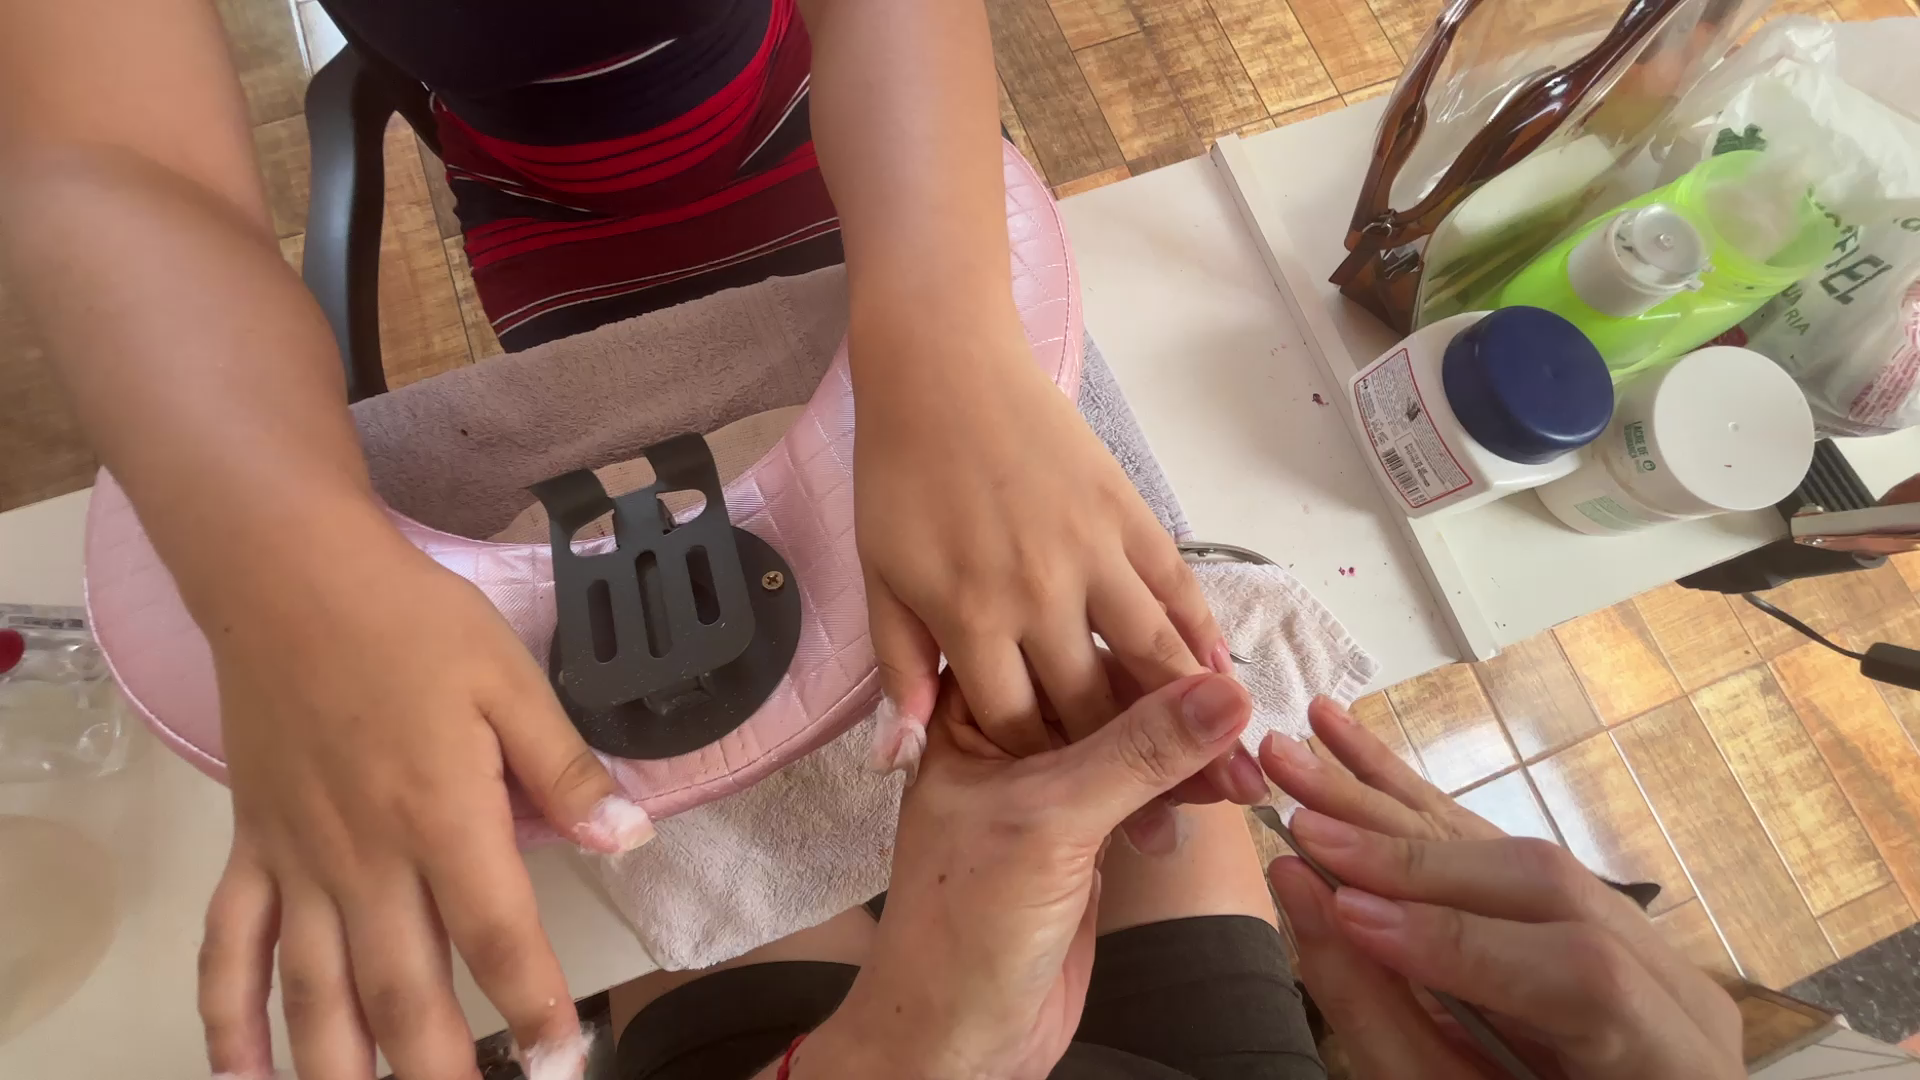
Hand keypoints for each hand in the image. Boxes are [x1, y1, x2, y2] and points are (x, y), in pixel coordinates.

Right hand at [197, 536, 648, 1079]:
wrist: (300, 586)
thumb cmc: (423, 631)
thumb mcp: (517, 688)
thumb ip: (568, 773)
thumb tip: (630, 838)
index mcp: (445, 819)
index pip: (498, 933)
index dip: (532, 1002)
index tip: (560, 1062)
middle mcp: (366, 860)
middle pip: (405, 987)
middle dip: (444, 1064)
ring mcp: (297, 860)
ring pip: (316, 993)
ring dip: (345, 1068)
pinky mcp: (251, 844)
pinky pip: (230, 949)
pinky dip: (228, 1021)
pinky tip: (244, 1074)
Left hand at [792, 670, 1253, 1079]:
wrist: (958, 1037)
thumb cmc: (969, 916)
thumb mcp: (1051, 820)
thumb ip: (1137, 754)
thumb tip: (1227, 692)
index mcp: (973, 704)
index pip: (1064, 645)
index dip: (1142, 652)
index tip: (1217, 667)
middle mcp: (1008, 728)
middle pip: (1106, 691)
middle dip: (1177, 713)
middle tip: (1241, 739)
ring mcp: (1047, 777)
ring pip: (1131, 740)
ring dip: (1190, 756)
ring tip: (1240, 785)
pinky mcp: (1081, 822)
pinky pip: (1141, 785)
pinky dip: (1181, 790)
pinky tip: (1215, 799)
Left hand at [851, 311, 1265, 827]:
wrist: (945, 372)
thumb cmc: (900, 478)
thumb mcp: (880, 578)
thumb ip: (901, 669)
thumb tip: (901, 757)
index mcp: (971, 619)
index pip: (1020, 728)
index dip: (1046, 773)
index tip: (1069, 799)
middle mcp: (1041, 596)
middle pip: (1092, 706)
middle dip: (1124, 767)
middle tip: (1158, 808)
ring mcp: (1094, 551)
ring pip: (1152, 655)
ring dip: (1184, 715)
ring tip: (1210, 758)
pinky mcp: (1129, 512)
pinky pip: (1177, 587)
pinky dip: (1202, 634)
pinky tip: (1219, 671)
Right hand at [1259, 699, 1742, 1079]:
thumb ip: (1368, 999)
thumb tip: (1293, 877)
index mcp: (1667, 1062)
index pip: (1576, 972)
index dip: (1455, 936)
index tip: (1347, 911)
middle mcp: (1659, 974)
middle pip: (1532, 878)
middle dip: (1398, 849)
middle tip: (1298, 819)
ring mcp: (1607, 919)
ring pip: (1484, 835)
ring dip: (1374, 789)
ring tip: (1292, 750)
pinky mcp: (1545, 887)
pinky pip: (1465, 827)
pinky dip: (1390, 781)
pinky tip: (1338, 734)